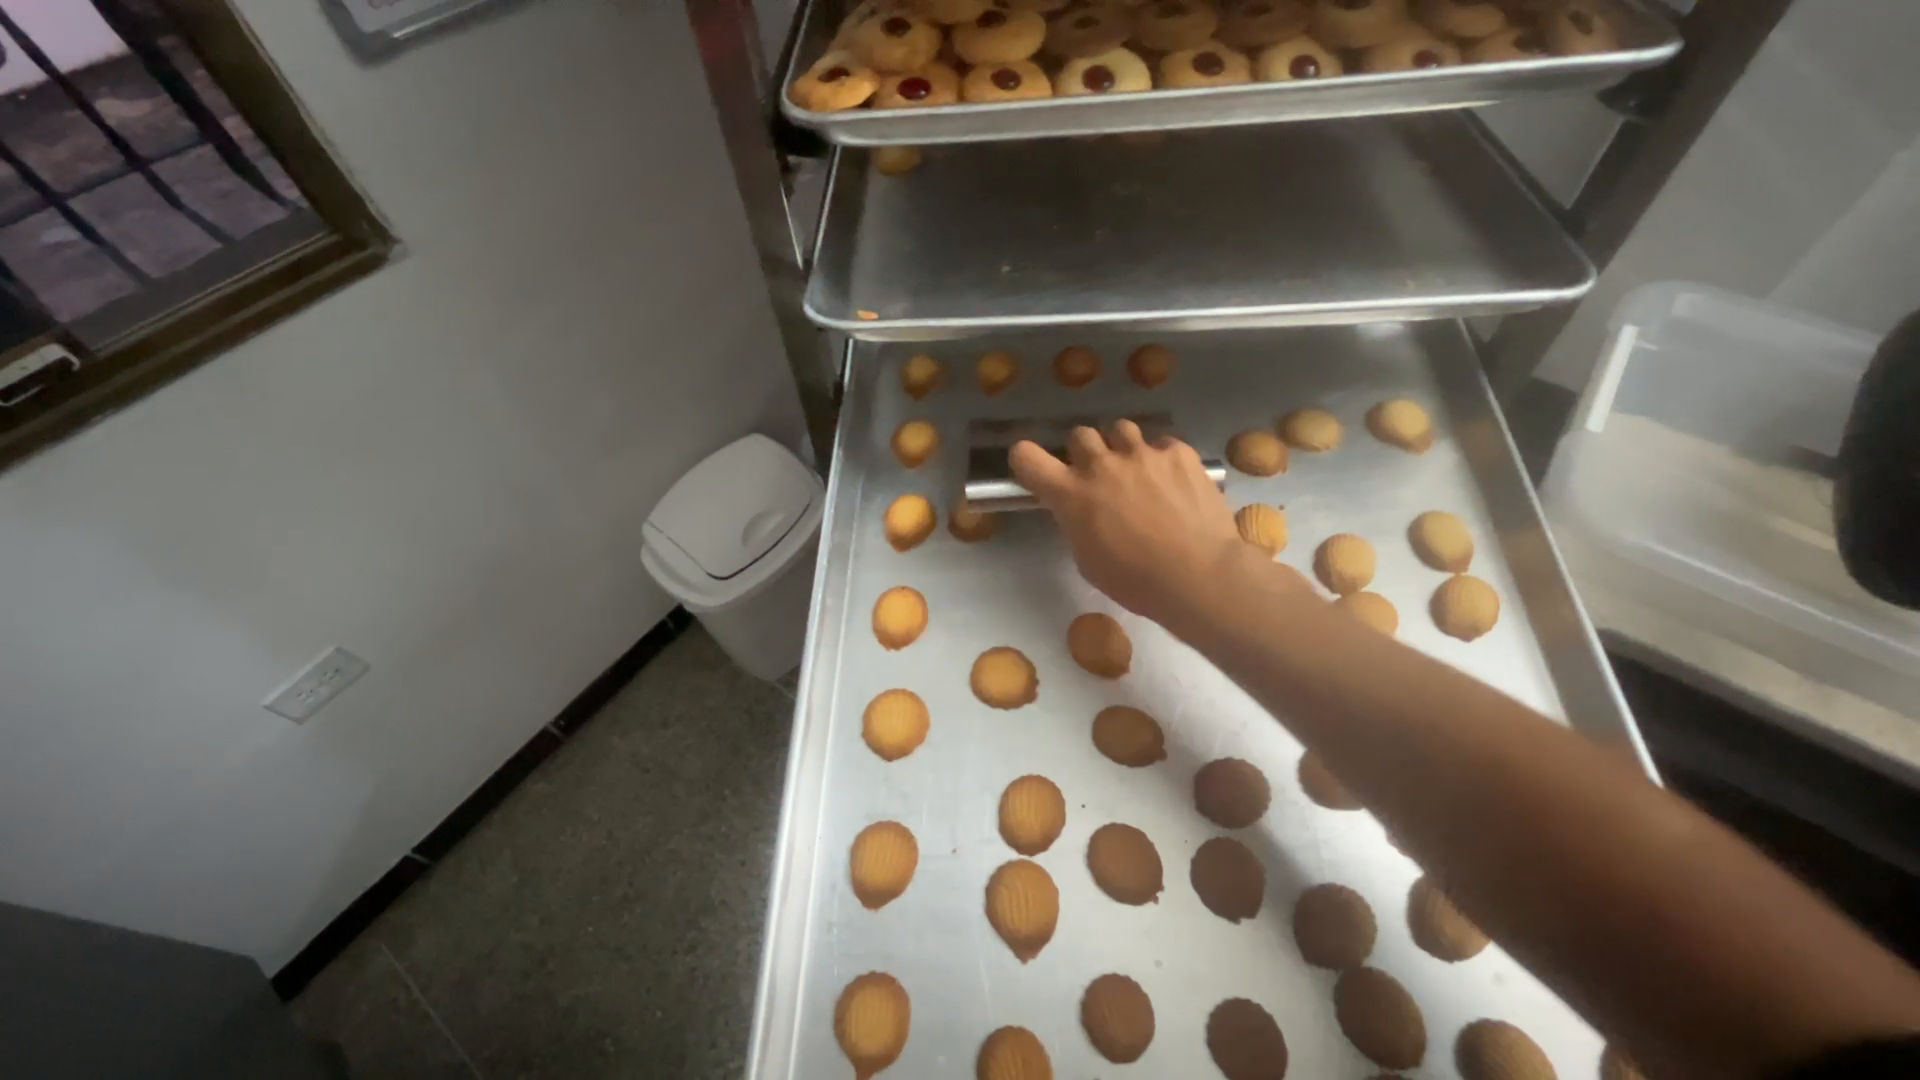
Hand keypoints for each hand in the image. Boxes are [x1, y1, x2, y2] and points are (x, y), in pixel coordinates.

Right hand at [1010, 420, 1248, 632]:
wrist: (1199, 574)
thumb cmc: (1136, 581)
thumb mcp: (1088, 561)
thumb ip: (1077, 525)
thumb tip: (1083, 511)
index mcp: (1071, 495)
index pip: (1027, 456)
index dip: (1027, 459)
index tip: (1037, 469)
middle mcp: (1101, 464)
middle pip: (1079, 435)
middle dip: (1085, 453)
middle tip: (1100, 477)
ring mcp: (1142, 453)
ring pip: (1120, 429)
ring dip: (1122, 448)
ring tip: (1138, 471)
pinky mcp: (1178, 452)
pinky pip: (1161, 443)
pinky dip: (1162, 458)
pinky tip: (1174, 481)